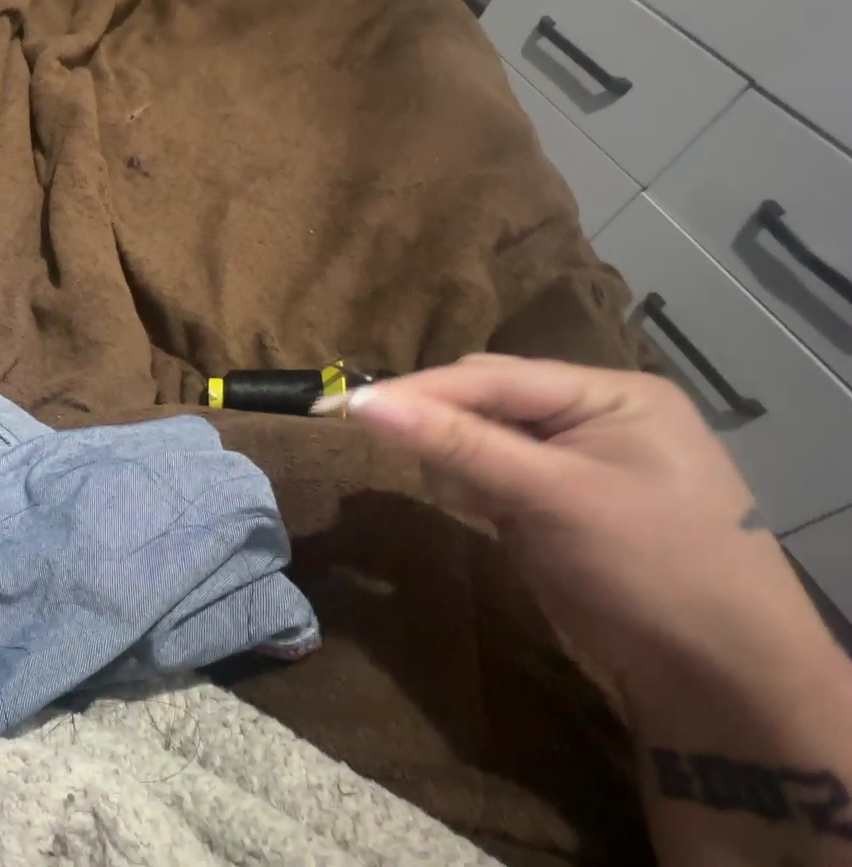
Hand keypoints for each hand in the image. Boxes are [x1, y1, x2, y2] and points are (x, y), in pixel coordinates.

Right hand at [332, 354, 834, 707]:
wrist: (713, 678)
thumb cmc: (650, 569)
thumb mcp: (551, 497)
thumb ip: (455, 444)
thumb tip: (361, 404)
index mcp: (610, 395)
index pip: (489, 377)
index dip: (416, 391)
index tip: (342, 406)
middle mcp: (589, 415)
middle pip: (477, 398)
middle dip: (439, 428)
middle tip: (397, 456)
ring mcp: (569, 458)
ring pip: (470, 436)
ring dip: (454, 465)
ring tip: (478, 506)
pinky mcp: (547, 498)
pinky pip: (481, 471)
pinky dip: (467, 488)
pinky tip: (485, 516)